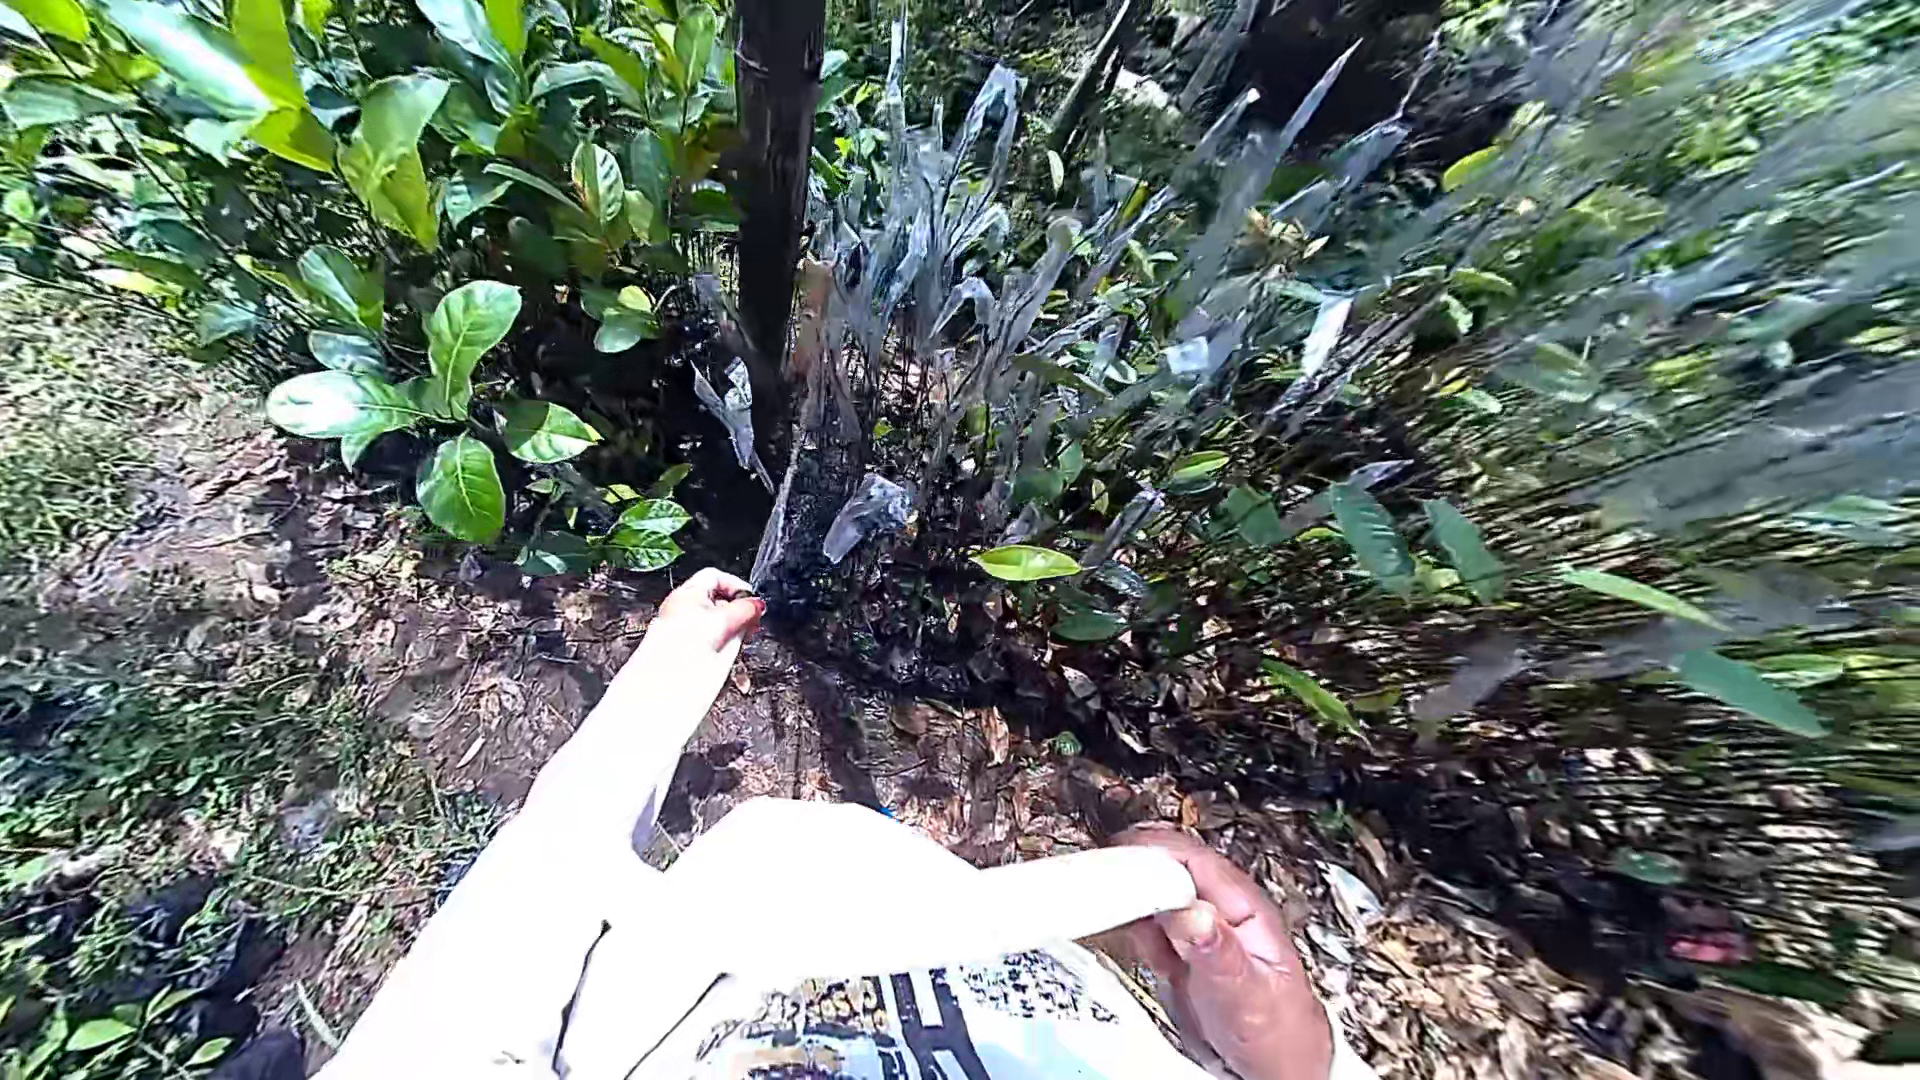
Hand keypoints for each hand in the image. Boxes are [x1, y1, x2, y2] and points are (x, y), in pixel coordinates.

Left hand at [650, 567, 765, 653]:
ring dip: (733, 636)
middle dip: (738, 615)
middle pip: (719, 604)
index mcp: (687, 594)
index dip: (737, 587)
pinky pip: (711, 646)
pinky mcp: (687, 652)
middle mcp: (683, 610)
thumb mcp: (725, 621)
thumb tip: (757, 605)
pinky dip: (723, 651)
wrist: (663, 683)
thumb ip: (745, 609)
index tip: (752, 603)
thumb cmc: (684, 648)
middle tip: (750, 625)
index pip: (717, 577)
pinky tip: (730, 662)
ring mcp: (684, 632)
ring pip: (717, 627)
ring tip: (741, 647)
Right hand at [1112, 824, 1333, 1079]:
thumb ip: (1215, 951)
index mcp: (1242, 905)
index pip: (1190, 857)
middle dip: (1133, 863)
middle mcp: (1218, 907)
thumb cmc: (1280, 1041)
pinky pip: (1148, 920)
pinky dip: (1131, 918)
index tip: (1117, 857)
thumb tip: (1188, 909)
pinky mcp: (1181, 948)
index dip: (1151, 850)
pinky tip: (1125, 926)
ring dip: (1129, 890)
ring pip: (1154, 889)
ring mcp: (1198, 926)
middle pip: (1167, 865)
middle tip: (1101, 870)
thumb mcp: (1245, 995)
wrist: (1278, 1077)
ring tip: (1105, 896)